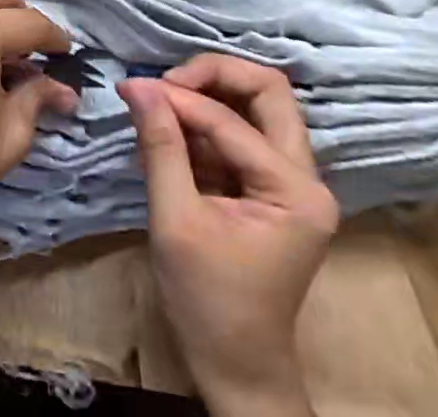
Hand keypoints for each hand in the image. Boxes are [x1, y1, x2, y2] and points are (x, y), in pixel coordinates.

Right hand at [117, 54, 337, 416]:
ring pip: (257, 108)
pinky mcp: (268, 187)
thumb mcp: (175, 219)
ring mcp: (290, 182)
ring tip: (159, 103)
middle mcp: (306, 177)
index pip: (231, 121)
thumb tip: (138, 85)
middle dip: (213, 75)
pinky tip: (169, 131)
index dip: (178, 98)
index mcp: (295, 191)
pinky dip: (203, 123)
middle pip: (269, 94)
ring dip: (208, 96)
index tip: (131, 86)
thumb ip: (160, 147)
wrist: (234, 361)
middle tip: (163, 82)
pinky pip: (239, 134)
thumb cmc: (206, 298)